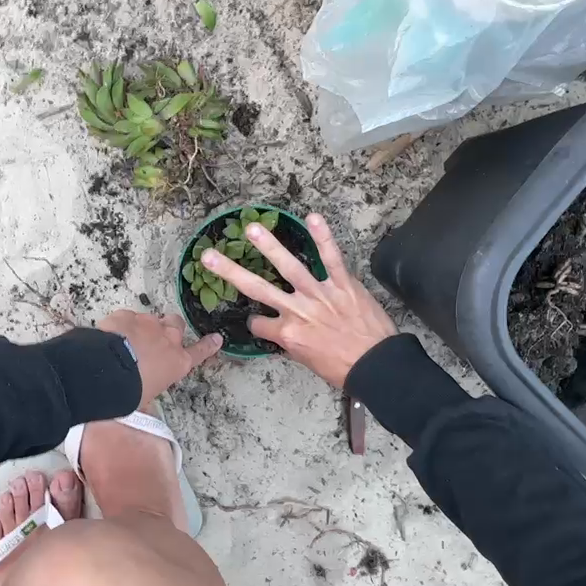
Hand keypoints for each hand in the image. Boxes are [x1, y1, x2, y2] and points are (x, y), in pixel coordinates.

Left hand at [97, 310, 222, 408]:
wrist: (107, 371)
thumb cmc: (130, 391)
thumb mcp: (145, 398)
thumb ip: (149, 392)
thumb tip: (144, 404)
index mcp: (177, 363)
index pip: (200, 352)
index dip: (208, 345)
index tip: (216, 338)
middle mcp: (168, 339)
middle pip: (177, 324)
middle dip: (170, 327)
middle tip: (159, 335)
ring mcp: (148, 323)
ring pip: (152, 318)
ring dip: (144, 326)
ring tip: (128, 339)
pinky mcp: (128, 316)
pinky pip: (128, 317)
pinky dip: (123, 324)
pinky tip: (112, 335)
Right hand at [197, 212, 397, 387]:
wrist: (376, 365)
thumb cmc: (343, 368)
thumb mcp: (308, 361)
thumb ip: (292, 341)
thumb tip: (285, 330)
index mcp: (286, 333)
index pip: (259, 322)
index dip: (258, 323)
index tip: (261, 322)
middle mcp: (297, 311)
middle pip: (256, 288)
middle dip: (229, 271)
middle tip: (208, 255)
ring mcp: (319, 294)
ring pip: (289, 266)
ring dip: (268, 245)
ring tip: (251, 228)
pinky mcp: (342, 284)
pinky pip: (331, 258)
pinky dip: (323, 237)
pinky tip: (312, 217)